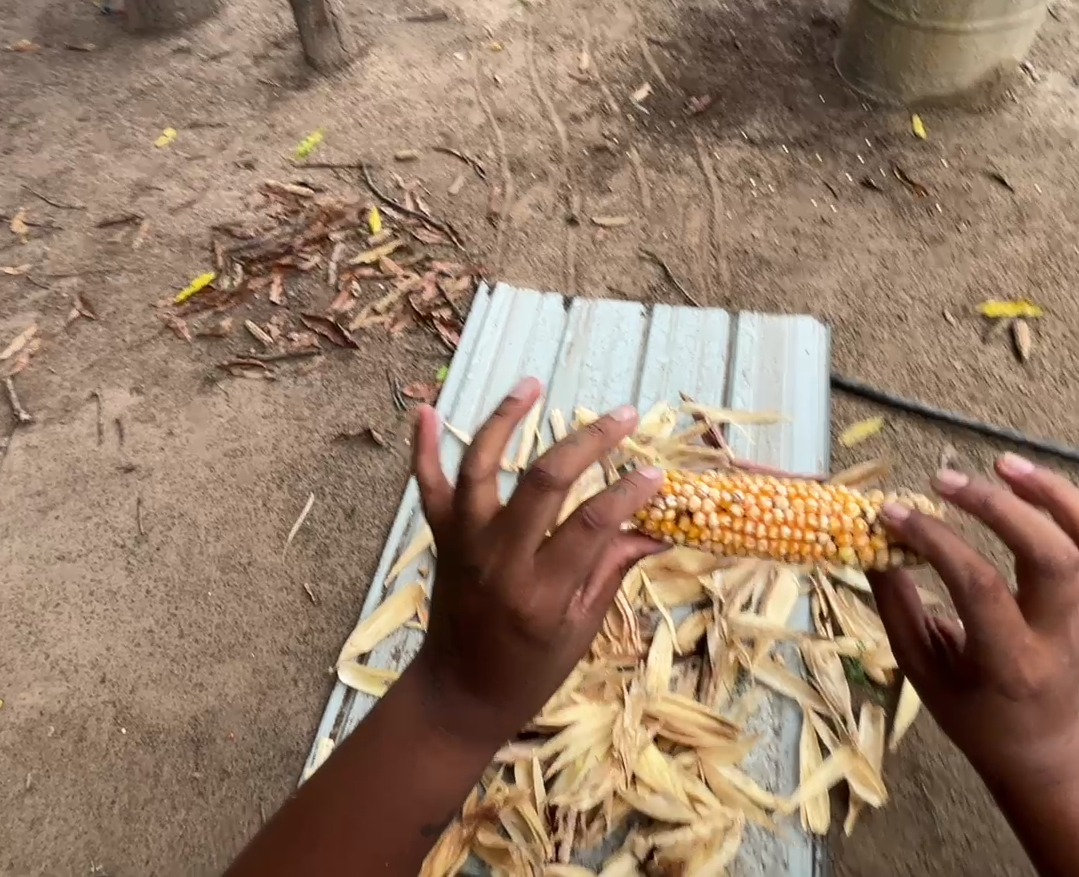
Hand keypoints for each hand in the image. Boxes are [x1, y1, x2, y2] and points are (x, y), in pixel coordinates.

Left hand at [402, 378, 667, 748]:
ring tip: (531, 383)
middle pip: (545, 482)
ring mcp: (464, 543)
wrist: (456, 695)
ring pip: (482, 467)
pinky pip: (428, 486)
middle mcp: (498, 559)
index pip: (592, 524)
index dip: (628, 491)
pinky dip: (423, 448)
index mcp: (540, 593)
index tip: (655, 469)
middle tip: (622, 416)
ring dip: (505, 419)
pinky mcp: (441, 538)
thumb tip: (653, 528)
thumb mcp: (579, 631)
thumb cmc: (527, 673)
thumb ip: (611, 571)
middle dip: (589, 442)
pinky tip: (427, 410)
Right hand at [867, 453, 1078, 792]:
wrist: (1041, 747)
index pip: (979, 586)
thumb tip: (875, 544)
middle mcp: (1057, 636)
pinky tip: (1026, 479)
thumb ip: (897, 605)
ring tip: (1002, 462)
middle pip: (1052, 557)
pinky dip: (1070, 505)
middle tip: (944, 479)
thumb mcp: (919, 669)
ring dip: (1052, 495)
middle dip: (997, 508)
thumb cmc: (970, 712)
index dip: (934, 540)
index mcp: (1010, 662)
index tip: (890, 514)